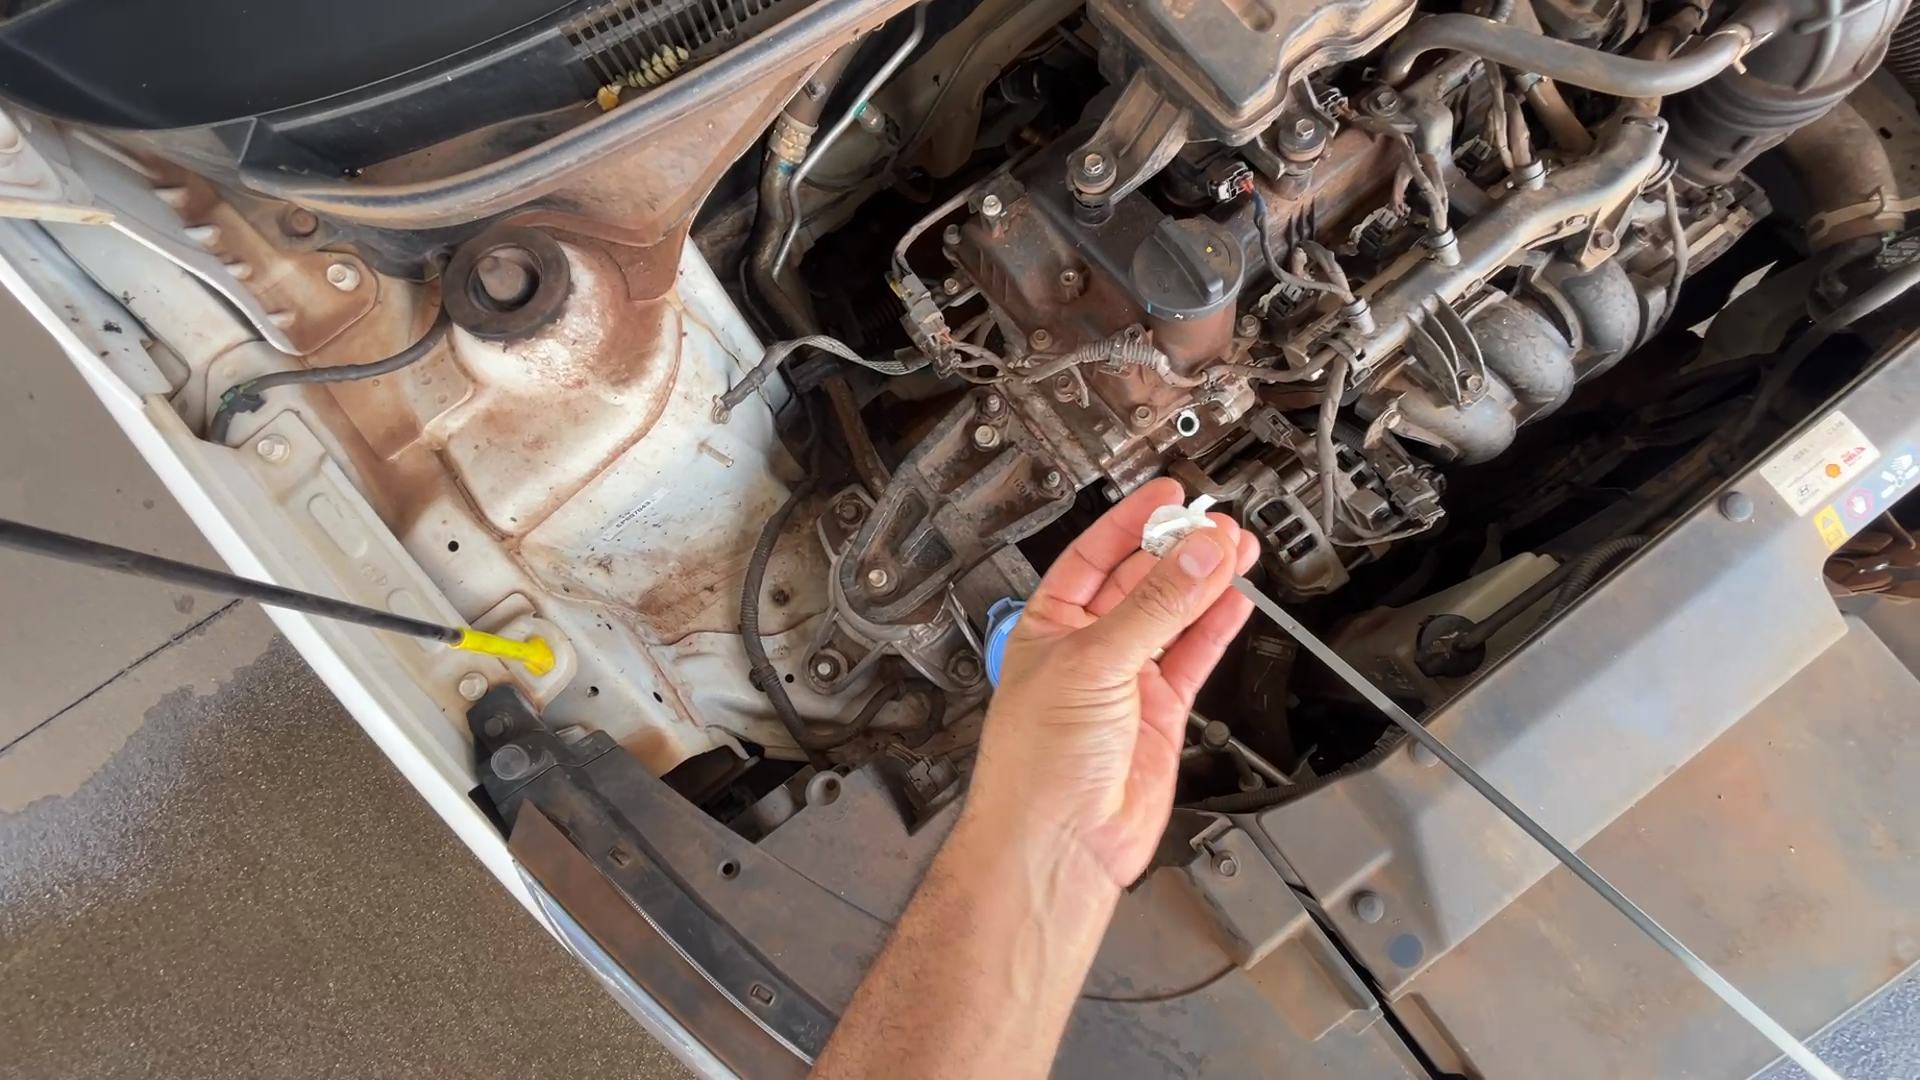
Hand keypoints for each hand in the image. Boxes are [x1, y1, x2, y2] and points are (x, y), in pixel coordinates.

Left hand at [967, 477, 1259, 887]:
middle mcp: (1087, 645)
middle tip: (1216, 524)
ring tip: (1237, 548)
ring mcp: (1126, 677)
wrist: (1060, 840)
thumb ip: (1151, 609)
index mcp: (1050, 623)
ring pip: (1172, 615)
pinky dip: (1215, 626)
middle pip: (1139, 581)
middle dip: (1177, 550)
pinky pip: (1192, 655)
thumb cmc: (1037, 760)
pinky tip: (1234, 597)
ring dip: (1204, 582)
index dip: (1129, 522)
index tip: (1166, 495)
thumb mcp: (1092, 664)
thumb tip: (1193, 556)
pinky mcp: (1159, 708)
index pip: (1093, 555)